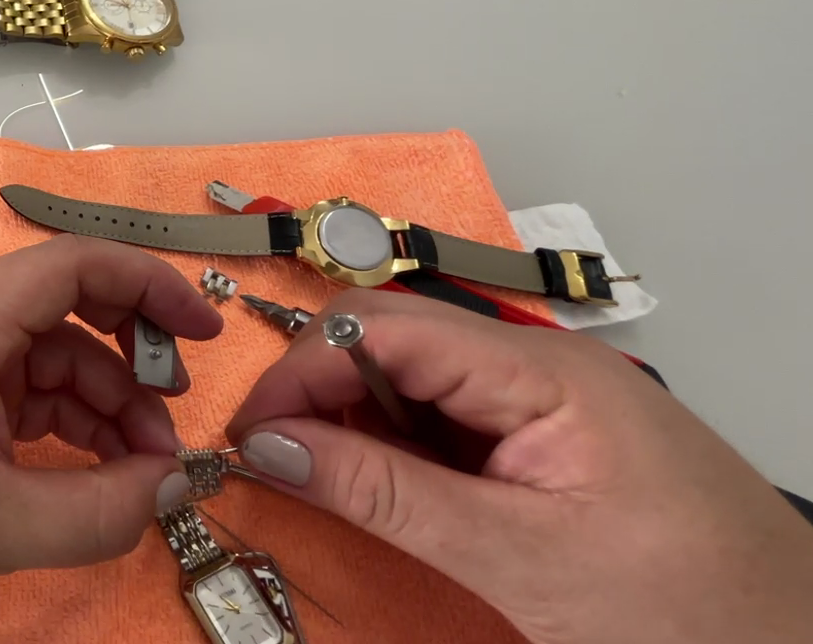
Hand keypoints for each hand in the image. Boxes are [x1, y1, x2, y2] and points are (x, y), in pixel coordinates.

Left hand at [0, 236, 222, 628]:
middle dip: (132, 352)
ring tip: (147, 468)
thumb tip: (176, 485)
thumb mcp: (0, 523)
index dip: (145, 282)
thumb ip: (105, 509)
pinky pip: (30, 394)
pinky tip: (104, 471)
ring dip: (108, 403)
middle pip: (67, 307)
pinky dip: (73, 425)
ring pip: (54, 358)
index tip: (203, 327)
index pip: (69, 264)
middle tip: (178, 410)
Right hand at [225, 289, 812, 643]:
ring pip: (399, 369)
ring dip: (347, 414)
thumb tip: (260, 447)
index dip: (301, 370)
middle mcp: (531, 360)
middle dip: (317, 386)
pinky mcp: (533, 427)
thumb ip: (378, 493)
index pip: (380, 328)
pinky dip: (385, 437)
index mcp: (541, 370)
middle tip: (278, 452)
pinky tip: (379, 476)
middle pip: (384, 334)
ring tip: (325, 470)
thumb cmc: (692, 625)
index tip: (251, 433)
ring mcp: (535, 392)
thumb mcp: (519, 563)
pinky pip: (430, 408)